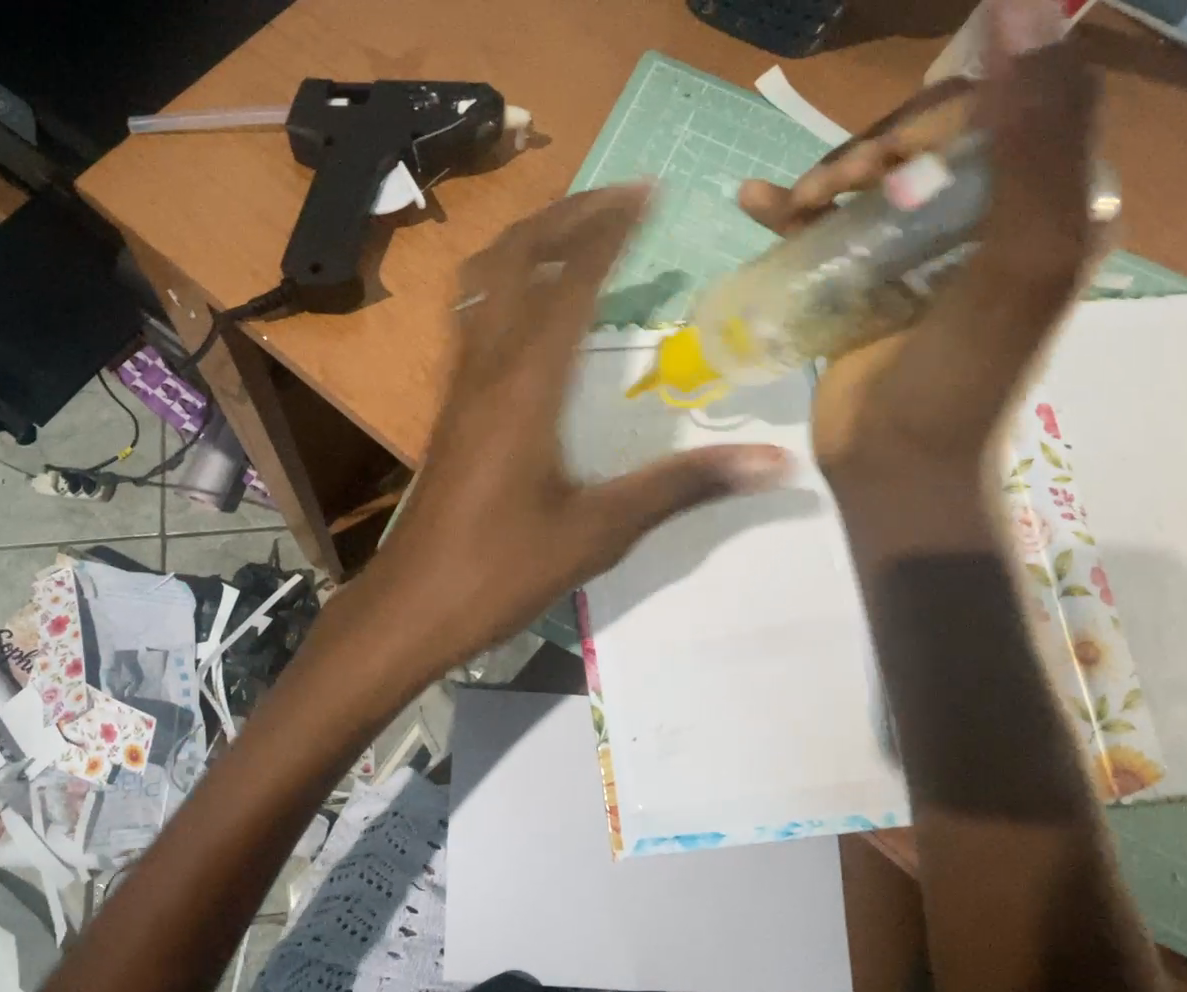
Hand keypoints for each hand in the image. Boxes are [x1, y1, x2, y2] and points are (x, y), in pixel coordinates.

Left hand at [364, 186, 791, 668]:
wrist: (413, 605)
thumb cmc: (501, 571)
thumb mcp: (599, 532)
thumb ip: (682, 487)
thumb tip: (774, 462)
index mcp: (526, 387)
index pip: (570, 282)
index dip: (608, 229)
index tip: (648, 191)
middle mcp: (486, 369)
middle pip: (514, 261)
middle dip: (564, 216)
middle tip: (617, 198)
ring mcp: (459, 386)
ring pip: (482, 285)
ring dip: (527, 244)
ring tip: (576, 231)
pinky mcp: (449, 409)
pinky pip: (472, 320)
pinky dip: (504, 286)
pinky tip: (530, 306)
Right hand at [740, 0, 1102, 489]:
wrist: (896, 467)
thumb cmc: (962, 377)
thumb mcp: (1021, 260)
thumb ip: (1037, 141)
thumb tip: (1026, 7)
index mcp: (1051, 200)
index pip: (1010, 102)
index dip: (945, 107)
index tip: (892, 154)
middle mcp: (989, 214)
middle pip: (931, 133)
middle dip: (874, 147)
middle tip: (837, 188)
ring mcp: (920, 247)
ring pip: (874, 173)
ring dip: (827, 174)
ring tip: (792, 205)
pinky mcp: (864, 277)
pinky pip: (827, 223)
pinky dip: (788, 206)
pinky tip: (754, 201)